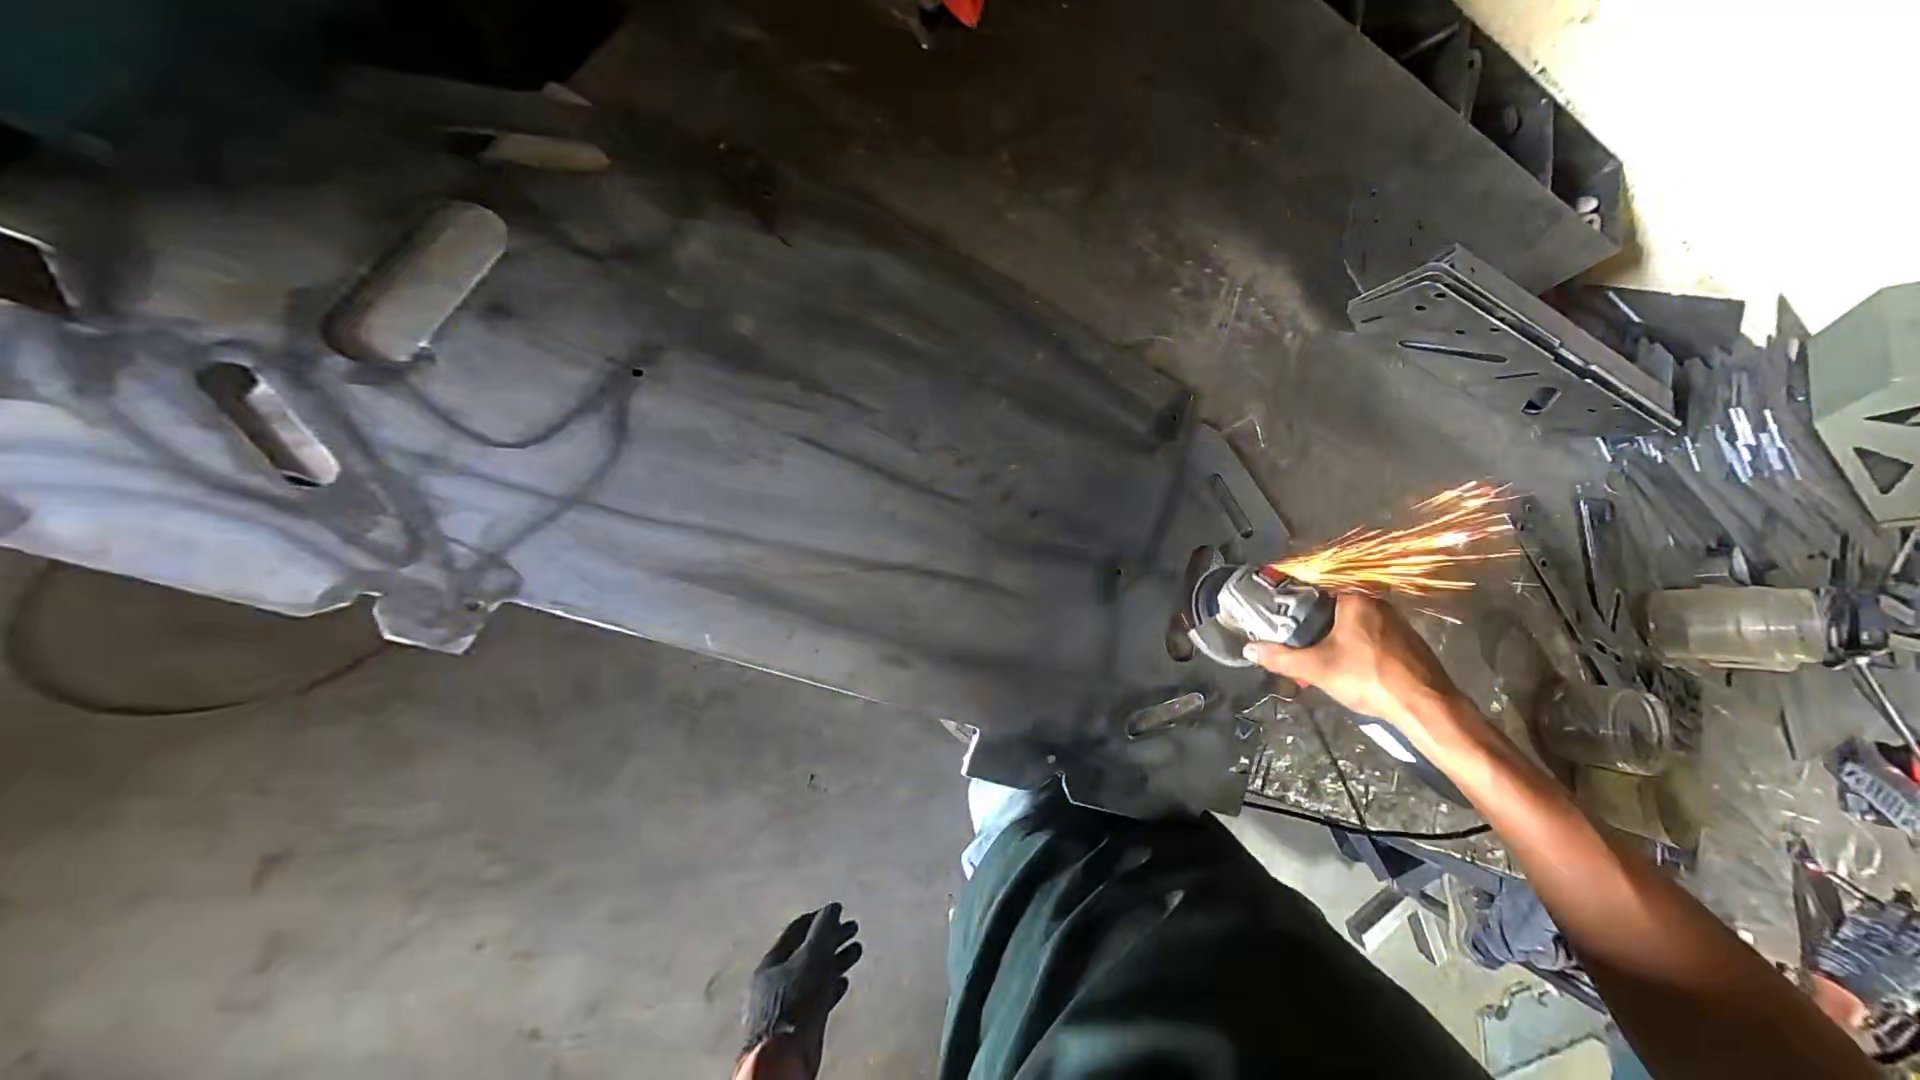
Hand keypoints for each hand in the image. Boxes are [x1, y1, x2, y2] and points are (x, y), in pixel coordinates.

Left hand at [741, 903, 862, 1079]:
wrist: (785, 1056)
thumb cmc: (797, 999)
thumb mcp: (812, 956)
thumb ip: (823, 930)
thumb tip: (833, 907)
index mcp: (773, 960)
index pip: (798, 929)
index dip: (819, 917)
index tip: (839, 911)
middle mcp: (777, 978)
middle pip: (808, 950)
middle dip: (831, 938)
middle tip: (854, 928)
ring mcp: (787, 1001)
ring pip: (815, 973)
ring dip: (836, 960)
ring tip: (857, 950)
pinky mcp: (798, 1022)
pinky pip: (816, 996)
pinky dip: (831, 985)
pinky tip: (844, 982)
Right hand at [1242, 592, 1461, 727]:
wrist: (1426, 706)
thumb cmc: (1367, 677)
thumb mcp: (1315, 668)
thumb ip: (1279, 657)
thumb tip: (1249, 649)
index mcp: (1354, 600)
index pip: (1313, 595)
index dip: (1293, 612)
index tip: (1281, 628)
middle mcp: (1378, 604)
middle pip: (1332, 615)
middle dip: (1314, 636)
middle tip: (1300, 657)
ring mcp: (1398, 624)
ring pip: (1353, 630)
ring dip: (1334, 647)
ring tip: (1321, 671)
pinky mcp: (1411, 645)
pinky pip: (1372, 643)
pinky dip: (1356, 655)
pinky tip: (1351, 676)